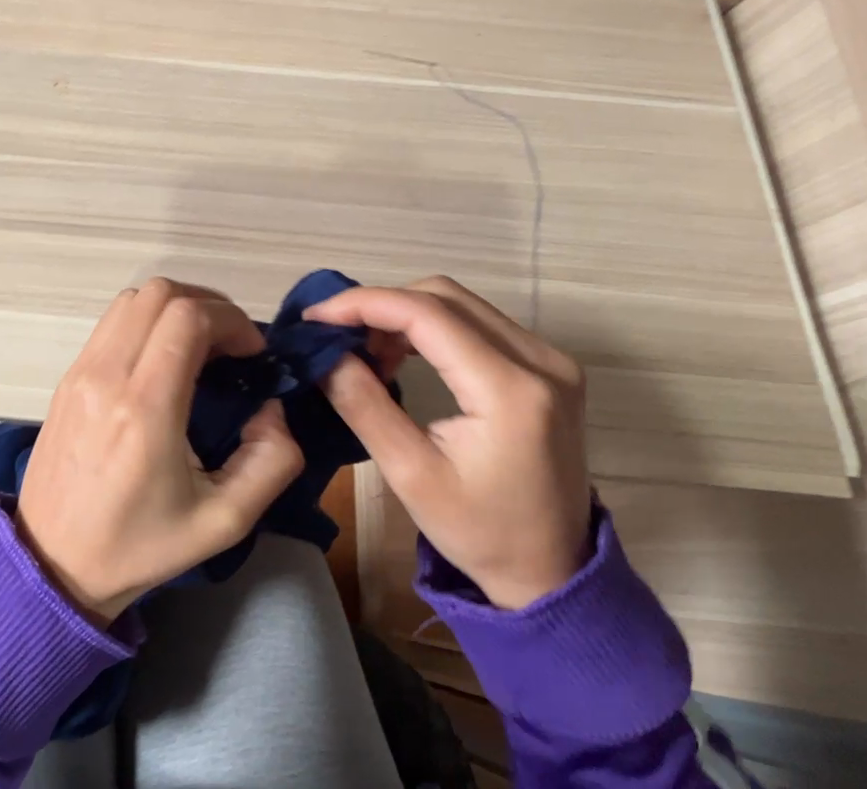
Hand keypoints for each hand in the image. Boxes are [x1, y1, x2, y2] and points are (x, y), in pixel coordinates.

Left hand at [18, 279, 305, 623]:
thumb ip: (271, 460)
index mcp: (144, 408)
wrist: (54, 561)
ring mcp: (79, 372)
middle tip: (231, 347)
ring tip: (201, 350)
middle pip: (158, 293)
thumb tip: (271, 407)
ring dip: (174, 310)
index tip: (253, 354)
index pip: (187, 317)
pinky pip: (110, 325)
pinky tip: (164, 364)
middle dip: (208, 306)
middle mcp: (106, 376)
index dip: (231, 321)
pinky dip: (145, 324)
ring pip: (130, 300)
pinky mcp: (67, 379)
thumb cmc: (140, 546)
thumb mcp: (225, 521)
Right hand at [307, 277, 590, 609]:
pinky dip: (430, 328)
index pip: (426, 313)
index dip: (363, 304)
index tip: (315, 318)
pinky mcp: (548, 368)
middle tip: (336, 336)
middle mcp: (540, 361)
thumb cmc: (478, 530)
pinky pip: (478, 323)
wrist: (551, 570)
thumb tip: (322, 354)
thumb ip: (363, 404)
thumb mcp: (409, 473)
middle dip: (380, 305)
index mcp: (509, 390)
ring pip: (460, 304)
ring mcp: (551, 361)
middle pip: (444, 296)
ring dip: (403, 315)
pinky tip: (401, 356)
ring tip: (364, 352)